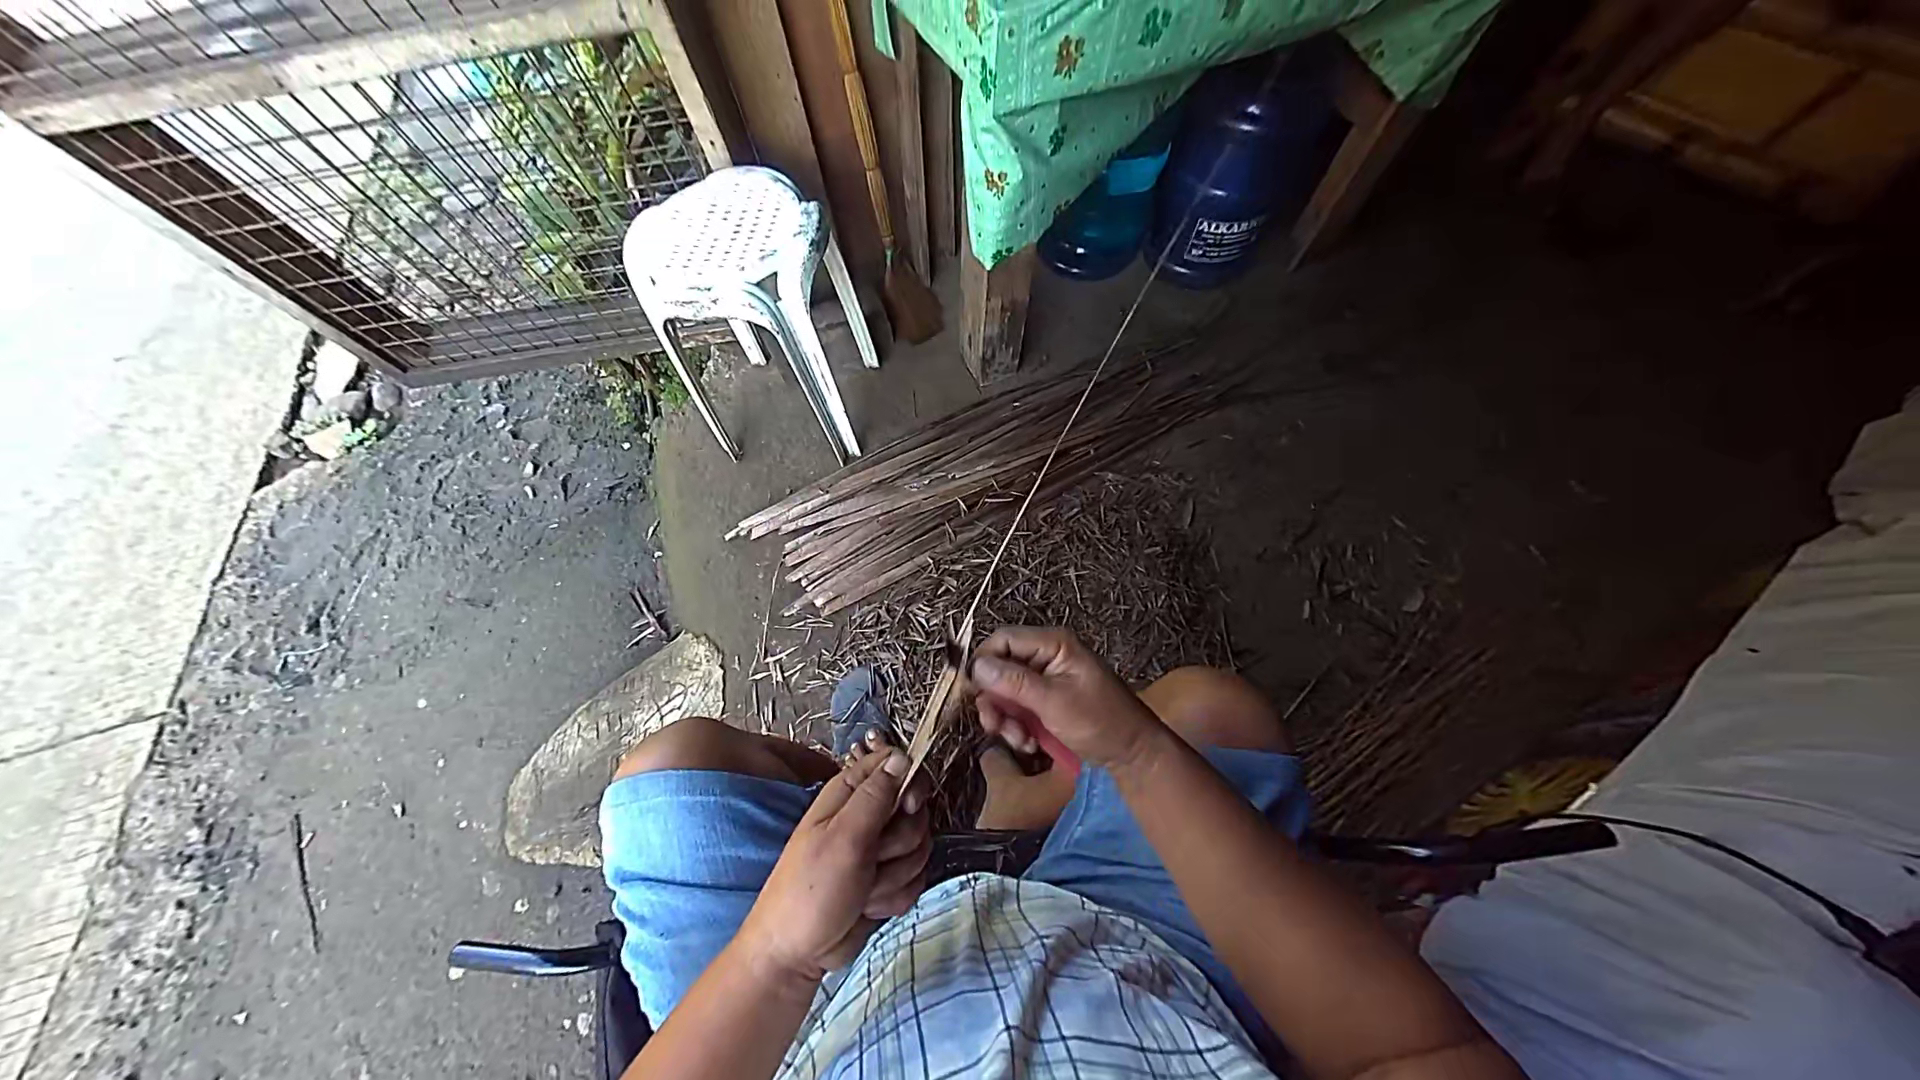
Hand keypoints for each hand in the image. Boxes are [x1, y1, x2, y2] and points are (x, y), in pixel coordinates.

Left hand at [736, 747, 931, 983]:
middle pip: (915, 811)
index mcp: (849, 793)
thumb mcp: (843, 837)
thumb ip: (876, 795)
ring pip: (919, 846)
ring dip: (896, 873)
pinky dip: (896, 895)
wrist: (795, 955)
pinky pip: (915, 877)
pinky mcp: (887, 878)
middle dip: (901, 841)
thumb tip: (902, 756)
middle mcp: (866, 815)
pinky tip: (870, 905)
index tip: (907, 807)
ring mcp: (879, 849)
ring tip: (864, 888)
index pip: (897, 765)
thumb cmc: (811, 891)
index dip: (910, 784)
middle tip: (871, 858)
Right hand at [971, 627, 1168, 768]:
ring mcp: (1045, 680)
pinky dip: (1016, 726)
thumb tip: (976, 666)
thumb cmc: (1099, 721)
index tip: (974, 692)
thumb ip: (1014, 683)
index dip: (984, 662)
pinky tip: (1028, 743)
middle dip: (995, 699)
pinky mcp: (1044, 701)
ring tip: (1019, 741)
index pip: (1003, 640)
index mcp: (1053, 644)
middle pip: (1000, 667)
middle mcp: (1046, 656)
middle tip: (995, 726)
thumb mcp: (1053, 702)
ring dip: (1005, 718)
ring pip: (1004, 691)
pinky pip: (1017, 708)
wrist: (1131, 753)